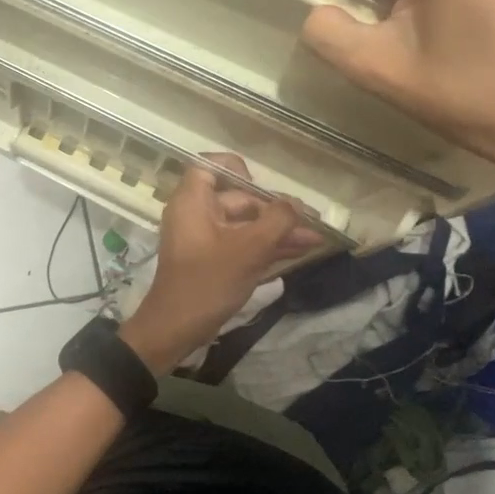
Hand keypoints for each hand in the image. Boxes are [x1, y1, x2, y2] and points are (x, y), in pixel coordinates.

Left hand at [118, 155, 324, 371]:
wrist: (177, 327)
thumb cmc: (209, 280)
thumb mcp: (250, 248)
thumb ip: (277, 220)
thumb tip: (295, 204)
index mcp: (192, 201)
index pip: (208, 166)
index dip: (236, 169)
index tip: (262, 185)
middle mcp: (195, 214)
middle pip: (237, 199)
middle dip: (276, 211)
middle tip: (313, 221)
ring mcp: (203, 239)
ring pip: (245, 225)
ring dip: (278, 231)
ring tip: (317, 239)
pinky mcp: (211, 261)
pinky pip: (241, 244)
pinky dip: (266, 247)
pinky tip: (300, 252)